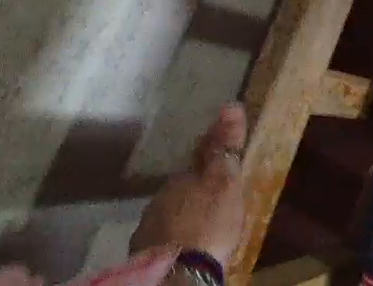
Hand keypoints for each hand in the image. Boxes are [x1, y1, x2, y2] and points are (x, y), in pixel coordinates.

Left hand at [130, 103, 249, 266]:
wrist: (179, 275)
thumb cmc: (209, 222)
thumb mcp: (225, 181)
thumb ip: (225, 146)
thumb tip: (231, 105)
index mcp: (180, 178)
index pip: (197, 159)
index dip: (212, 157)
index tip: (225, 159)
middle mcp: (158, 199)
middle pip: (181, 188)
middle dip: (196, 189)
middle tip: (217, 196)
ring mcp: (147, 230)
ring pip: (169, 214)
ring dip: (184, 214)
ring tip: (203, 223)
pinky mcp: (142, 258)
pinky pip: (163, 239)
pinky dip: (175, 238)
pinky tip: (186, 244)